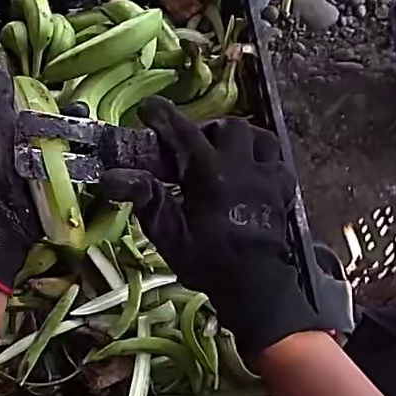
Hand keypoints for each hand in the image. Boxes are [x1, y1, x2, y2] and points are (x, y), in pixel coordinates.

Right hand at [100, 97, 320, 357]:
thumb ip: (145, 200)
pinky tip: (251, 172)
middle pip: (226, 127)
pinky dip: (263, 158)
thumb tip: (111, 177)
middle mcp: (241, 165)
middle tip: (190, 148)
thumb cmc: (208, 263)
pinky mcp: (283, 189)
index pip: (182, 131)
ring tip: (224, 154)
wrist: (256, 286)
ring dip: (239, 139)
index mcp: (210, 173)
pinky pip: (277, 159)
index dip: (162, 116)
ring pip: (258, 136)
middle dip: (205, 131)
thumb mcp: (169, 235)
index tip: (148, 109)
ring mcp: (267, 175)